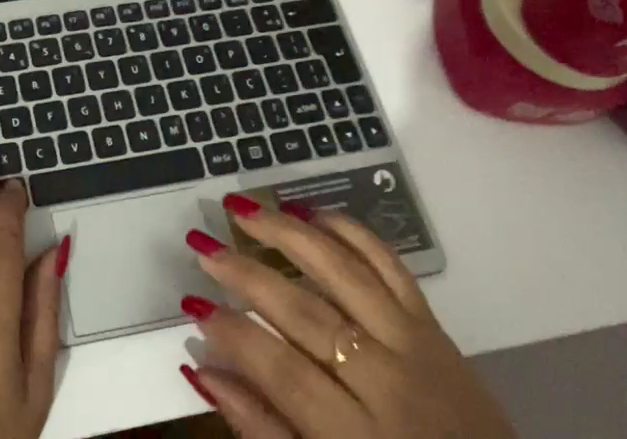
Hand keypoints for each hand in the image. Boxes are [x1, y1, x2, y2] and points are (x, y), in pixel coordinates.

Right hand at [179, 197, 514, 438]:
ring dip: (290, 234)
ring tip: (243, 209)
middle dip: (248, 275)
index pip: (284, 372)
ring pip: (347, 274)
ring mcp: (416, 346)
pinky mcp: (434, 325)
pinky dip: (353, 233)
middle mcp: (389, 383)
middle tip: (202, 245)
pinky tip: (314, 213)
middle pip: (309, 315)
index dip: (234, 334)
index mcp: (357, 437)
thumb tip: (203, 369)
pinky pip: (392, 267)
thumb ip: (262, 428)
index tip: (193, 304)